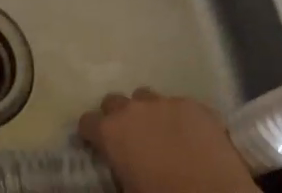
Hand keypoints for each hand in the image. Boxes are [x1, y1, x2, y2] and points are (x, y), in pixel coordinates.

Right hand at [78, 89, 257, 192]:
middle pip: (114, 102)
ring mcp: (164, 103)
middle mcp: (132, 109)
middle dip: (118, 117)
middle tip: (132, 139)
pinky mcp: (194, 105)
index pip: (87, 122)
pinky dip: (180, 119)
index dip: (92, 134)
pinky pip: (180, 106)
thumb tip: (121, 166)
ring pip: (146, 97)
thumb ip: (119, 170)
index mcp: (110, 132)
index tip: (98, 144)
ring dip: (148, 112)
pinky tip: (193, 138)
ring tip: (164, 134)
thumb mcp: (129, 191)